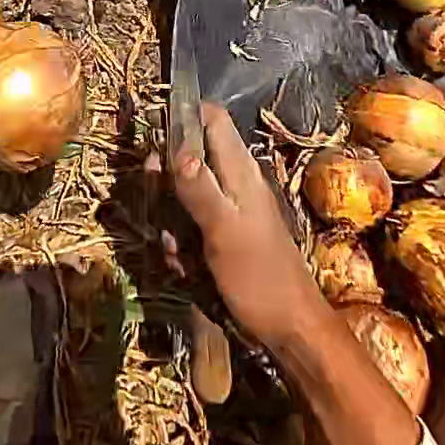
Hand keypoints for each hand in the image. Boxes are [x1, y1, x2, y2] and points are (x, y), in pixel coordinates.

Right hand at [170, 101, 421, 444]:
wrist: (291, 329)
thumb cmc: (260, 275)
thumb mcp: (224, 231)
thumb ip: (199, 188)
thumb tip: (177, 148)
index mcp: (239, 169)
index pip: (211, 118)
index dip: (183, 115)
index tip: (152, 132)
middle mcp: (233, 180)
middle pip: (190, 155)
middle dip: (166, 179)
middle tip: (156, 202)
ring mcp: (229, 208)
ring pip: (184, 194)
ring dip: (170, 218)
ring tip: (174, 249)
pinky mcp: (224, 234)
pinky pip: (190, 224)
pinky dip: (181, 242)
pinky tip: (184, 266)